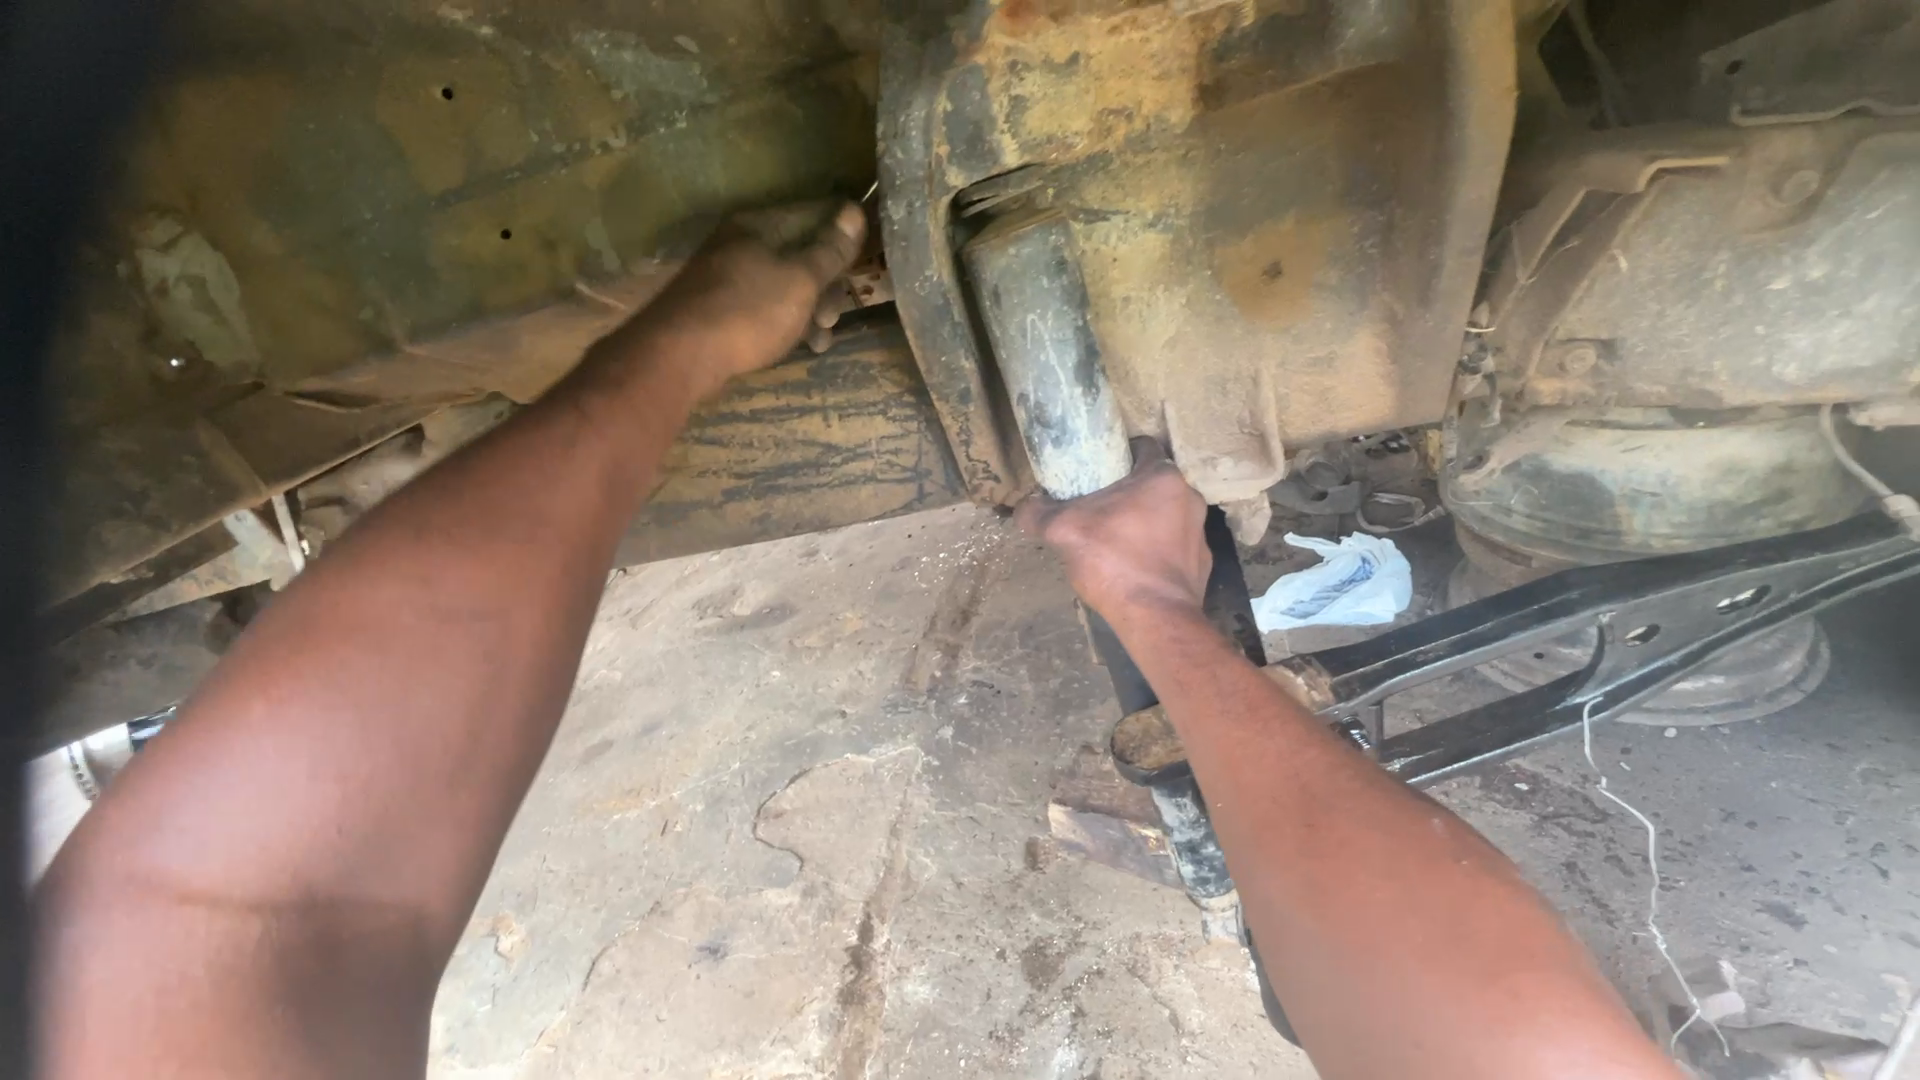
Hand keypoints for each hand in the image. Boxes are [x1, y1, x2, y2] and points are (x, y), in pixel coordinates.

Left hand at [612, 201, 867, 399]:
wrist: (681, 355)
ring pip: (787, 285)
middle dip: (828, 285)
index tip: (866, 263)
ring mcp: (729, 275)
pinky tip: (801, 346)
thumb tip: (854, 210)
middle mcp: (743, 242)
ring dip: (811, 310)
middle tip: (834, 315)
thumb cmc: (748, 311)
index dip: (845, 235)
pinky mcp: (722, 308)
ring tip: (821, 340)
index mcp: (760, 225)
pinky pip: (767, 307)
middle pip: (801, 253)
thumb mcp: (800, 280)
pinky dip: (788, 323)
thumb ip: (830, 249)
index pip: (816, 214)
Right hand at [1016, 438, 1210, 627]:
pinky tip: (1133, 568)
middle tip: (1099, 508)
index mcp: (1162, 478)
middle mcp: (1189, 498)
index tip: (1098, 469)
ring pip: (1166, 516)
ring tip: (1114, 541)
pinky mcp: (1202, 565)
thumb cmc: (1113, 560)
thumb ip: (1038, 513)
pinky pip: (1174, 549)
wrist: (1155, 617)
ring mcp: (1200, 533)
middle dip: (1128, 493)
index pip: (1143, 447)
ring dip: (1143, 523)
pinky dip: (1155, 553)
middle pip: (1153, 485)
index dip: (1119, 453)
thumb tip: (1024, 507)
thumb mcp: (1063, 530)